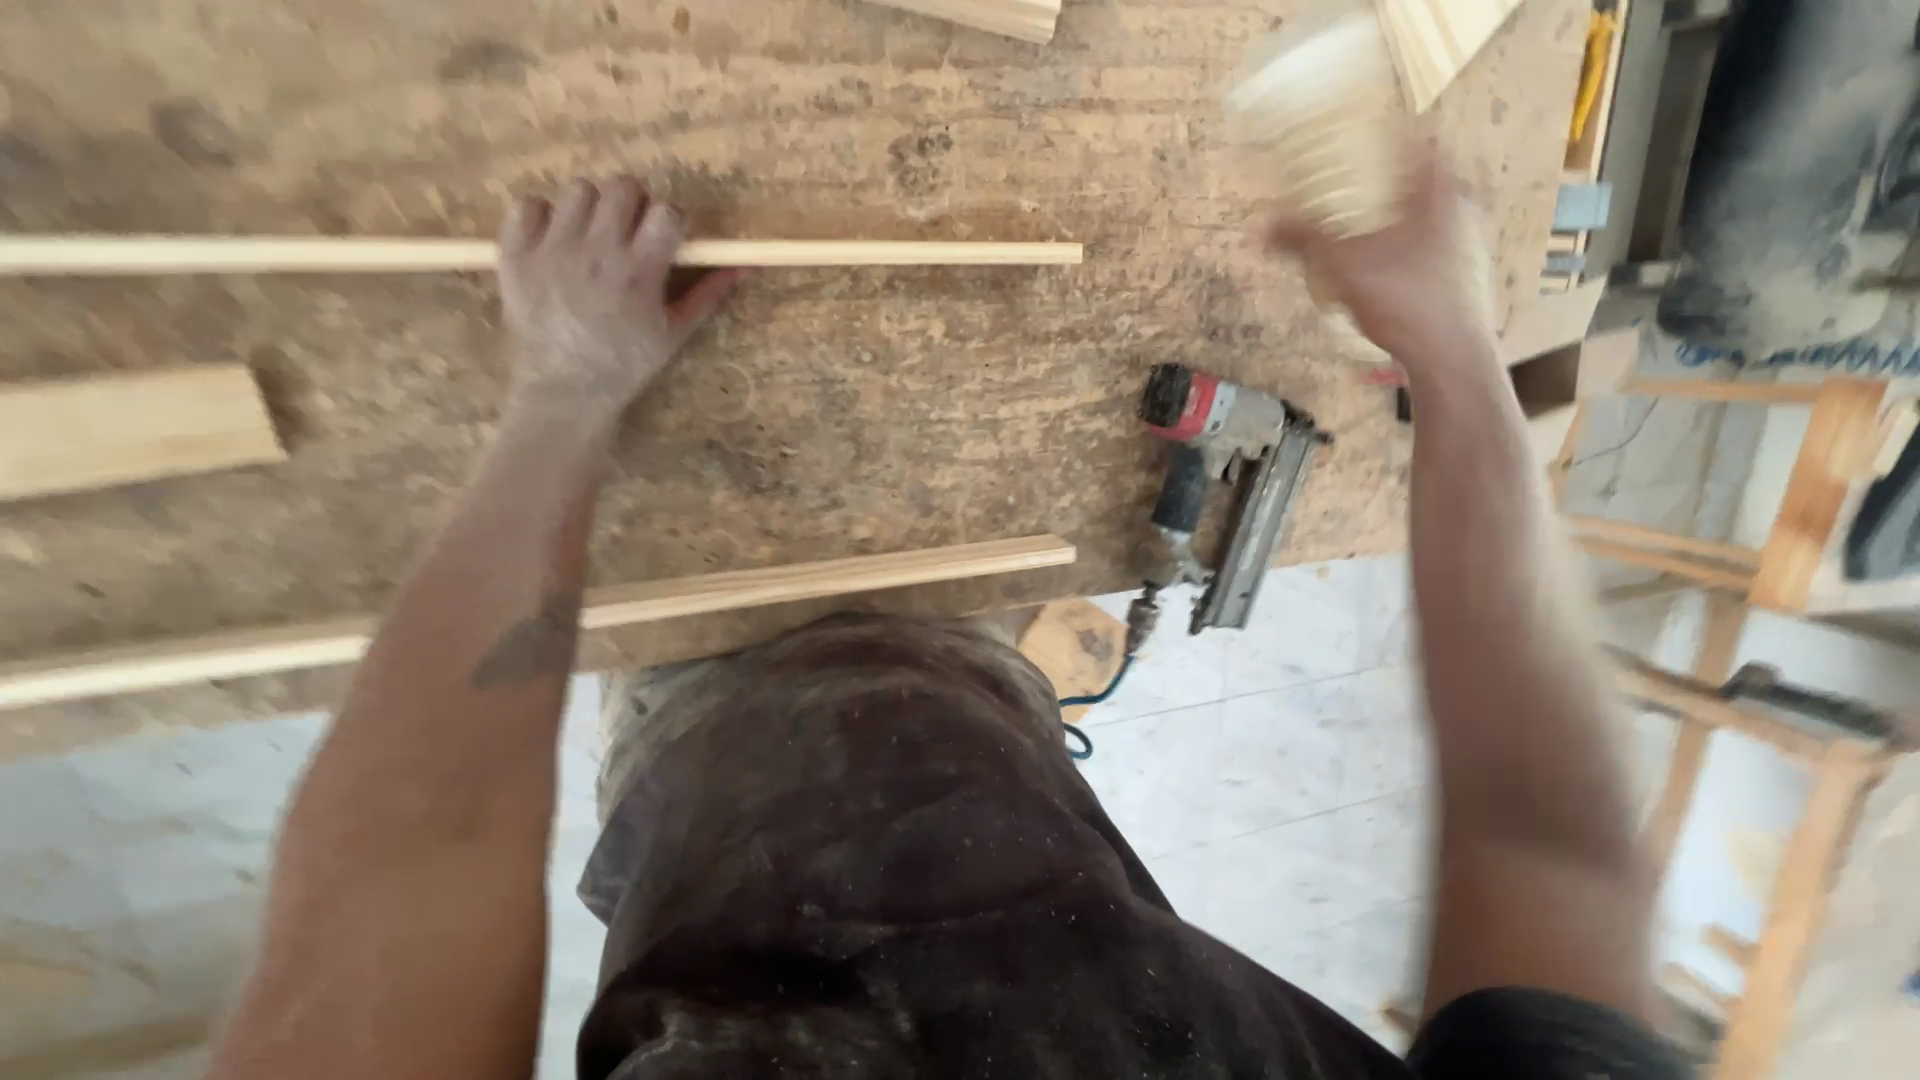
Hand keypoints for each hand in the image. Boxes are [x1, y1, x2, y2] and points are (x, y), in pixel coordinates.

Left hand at [497, 177, 740, 421]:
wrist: (564, 389)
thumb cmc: (626, 364)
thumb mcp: (674, 333)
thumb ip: (708, 295)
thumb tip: (742, 268)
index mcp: (639, 272)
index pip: (666, 212)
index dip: (670, 221)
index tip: (666, 239)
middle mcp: (596, 252)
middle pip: (622, 187)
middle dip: (633, 205)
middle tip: (629, 234)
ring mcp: (552, 249)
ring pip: (578, 190)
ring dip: (592, 207)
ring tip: (591, 237)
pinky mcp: (516, 252)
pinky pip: (528, 203)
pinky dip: (544, 217)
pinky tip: (555, 242)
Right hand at [1264, 139, 1498, 375]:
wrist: (1450, 355)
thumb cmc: (1405, 300)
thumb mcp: (1343, 268)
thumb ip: (1302, 242)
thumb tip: (1258, 224)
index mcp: (1443, 192)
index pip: (1424, 140)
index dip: (1395, 132)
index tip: (1368, 132)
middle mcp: (1465, 210)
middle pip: (1429, 177)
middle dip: (1394, 178)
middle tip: (1361, 181)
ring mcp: (1470, 245)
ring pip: (1435, 214)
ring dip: (1403, 214)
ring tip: (1369, 223)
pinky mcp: (1466, 276)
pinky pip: (1435, 246)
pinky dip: (1410, 246)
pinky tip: (1386, 266)